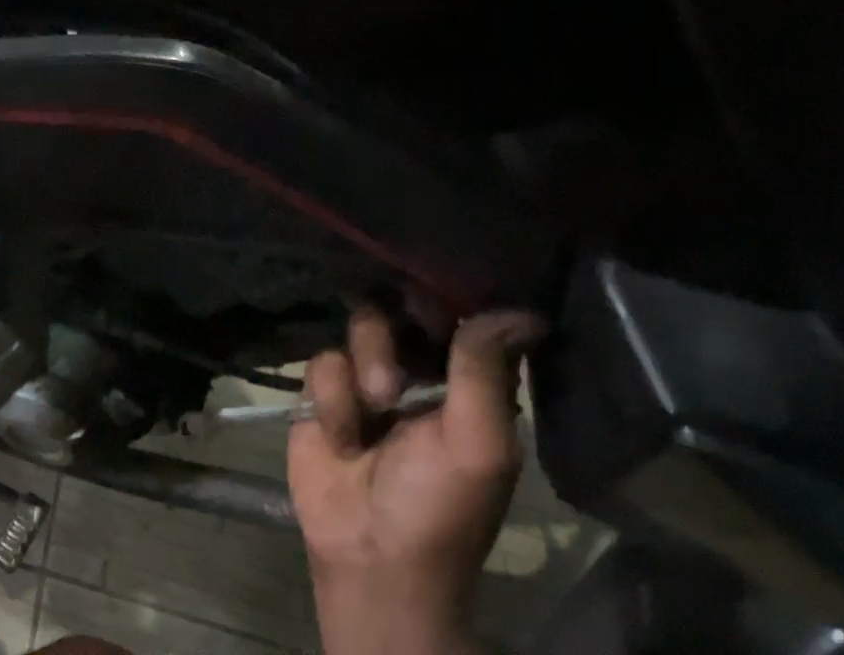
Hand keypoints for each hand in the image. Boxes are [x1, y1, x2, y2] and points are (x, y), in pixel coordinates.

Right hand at [288, 307, 543, 654]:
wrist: (367, 553)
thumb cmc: (438, 506)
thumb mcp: (478, 443)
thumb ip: (484, 372)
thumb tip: (522, 311)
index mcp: (467, 384)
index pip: (460, 318)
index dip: (447, 299)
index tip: (430, 289)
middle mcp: (418, 373)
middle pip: (400, 311)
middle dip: (393, 338)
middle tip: (394, 375)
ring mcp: (366, 382)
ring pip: (358, 329)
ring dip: (365, 367)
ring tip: (372, 409)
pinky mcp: (322, 396)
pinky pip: (321, 362)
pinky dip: (332, 398)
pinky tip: (341, 437)